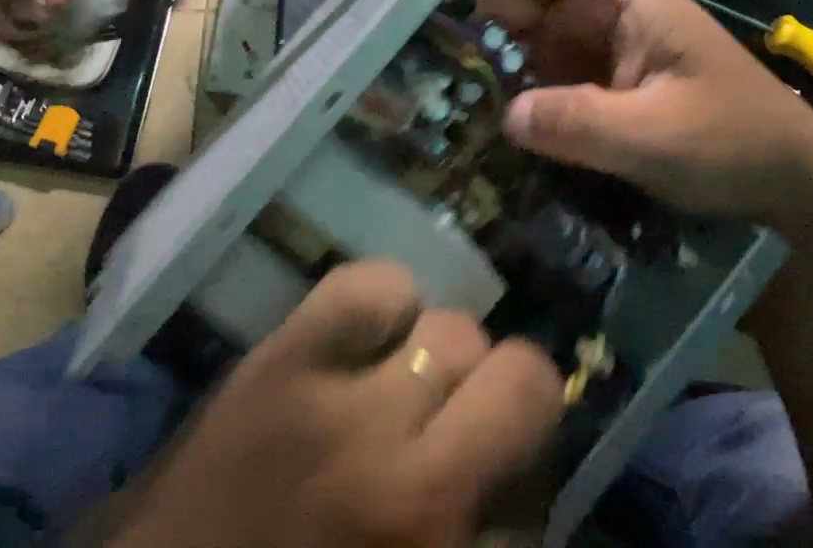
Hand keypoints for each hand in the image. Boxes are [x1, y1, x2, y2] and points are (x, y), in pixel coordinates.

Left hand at [111, 260, 561, 547]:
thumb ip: (479, 523)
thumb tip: (517, 468)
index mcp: (429, 509)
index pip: (534, 398)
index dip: (537, 414)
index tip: (511, 441)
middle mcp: (393, 440)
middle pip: (506, 363)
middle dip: (498, 390)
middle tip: (459, 422)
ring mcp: (328, 386)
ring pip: (442, 320)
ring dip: (441, 351)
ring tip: (406, 380)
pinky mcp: (276, 355)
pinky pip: (361, 288)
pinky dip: (382, 305)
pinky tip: (366, 340)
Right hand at [431, 0, 812, 231]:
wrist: (781, 179)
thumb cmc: (734, 138)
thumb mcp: (660, 133)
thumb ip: (583, 124)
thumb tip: (506, 114)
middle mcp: (595, 14)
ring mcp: (587, 51)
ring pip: (514, 27)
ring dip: (467, 24)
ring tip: (403, 22)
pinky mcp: (584, 86)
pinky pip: (526, 68)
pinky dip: (490, 70)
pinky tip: (450, 77)